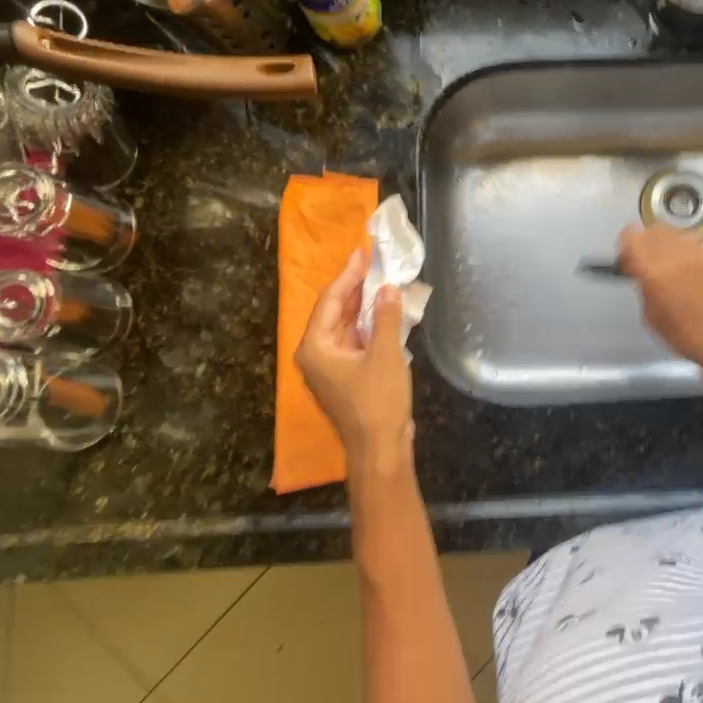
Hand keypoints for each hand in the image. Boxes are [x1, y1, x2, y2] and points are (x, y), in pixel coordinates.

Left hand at [295, 247, 414, 461]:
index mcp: (315, 347)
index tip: (363, 251)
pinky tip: (385, 316)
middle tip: (374, 263)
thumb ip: (385, 318)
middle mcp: (315, 355)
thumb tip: (387, 289)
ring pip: (345, 328)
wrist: (379, 450)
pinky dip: (368, 328)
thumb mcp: (385, 355)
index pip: (330, 300)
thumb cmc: (378, 402)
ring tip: (382, 283)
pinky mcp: (344, 379)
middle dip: (355, 289)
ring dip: (364, 308)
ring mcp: (329, 369)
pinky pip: (354, 344)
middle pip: (334, 312)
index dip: (349, 274)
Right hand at [618, 223, 702, 382]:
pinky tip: (684, 268)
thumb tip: (639, 270)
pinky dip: (681, 250)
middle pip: (652, 229)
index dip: (625, 244)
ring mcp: (695, 254)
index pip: (631, 236)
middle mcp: (673, 255)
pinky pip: (689, 243)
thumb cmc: (679, 333)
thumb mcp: (649, 313)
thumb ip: (643, 284)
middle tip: (645, 261)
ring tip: (665, 263)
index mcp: (652, 270)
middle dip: (644, 242)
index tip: (627, 259)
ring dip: (663, 243)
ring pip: (671, 232)